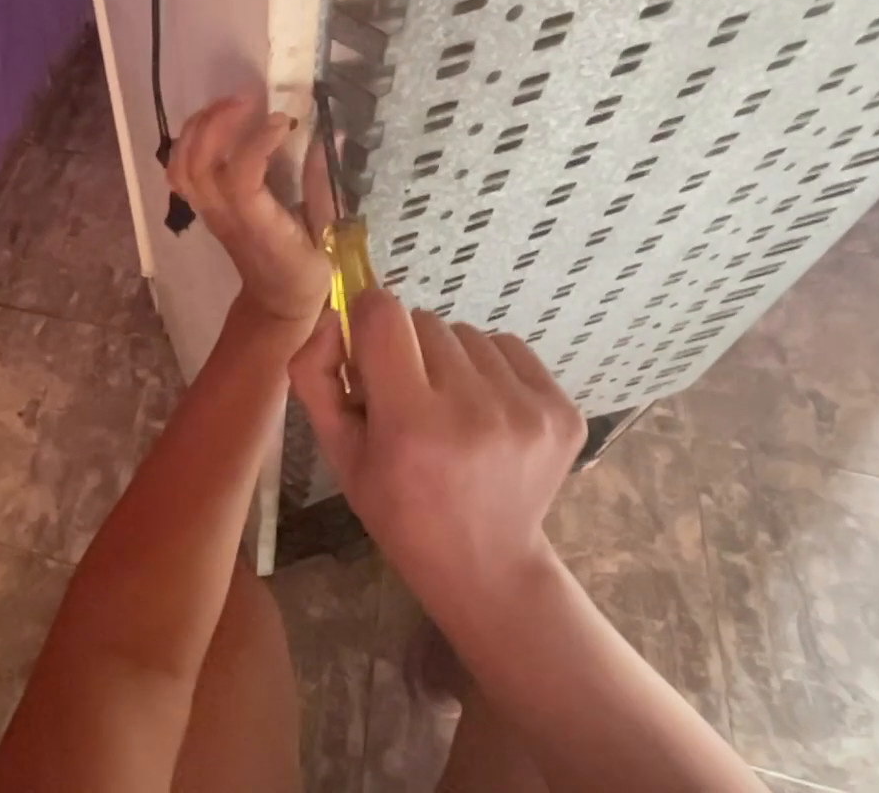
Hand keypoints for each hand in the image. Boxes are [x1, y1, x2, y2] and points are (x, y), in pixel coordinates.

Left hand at [166, 95, 330, 328]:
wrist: (274, 302)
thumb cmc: (304, 271)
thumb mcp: (327, 232)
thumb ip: (322, 184)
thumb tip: (328, 133)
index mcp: (257, 225)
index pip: (240, 178)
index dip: (256, 142)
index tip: (283, 120)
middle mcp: (223, 215)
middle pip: (198, 163)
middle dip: (218, 121)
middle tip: (249, 99)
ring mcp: (207, 211)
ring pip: (181, 163)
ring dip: (199, 126)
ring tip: (229, 106)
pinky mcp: (201, 206)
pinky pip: (179, 170)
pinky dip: (188, 142)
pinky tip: (214, 126)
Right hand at [288, 290, 584, 604]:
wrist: (484, 563)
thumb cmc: (397, 509)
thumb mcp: (338, 452)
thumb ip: (316, 376)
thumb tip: (334, 316)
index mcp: (410, 425)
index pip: (384, 315)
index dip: (366, 320)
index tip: (367, 348)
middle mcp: (474, 410)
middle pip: (424, 320)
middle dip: (405, 347)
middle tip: (405, 394)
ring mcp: (527, 410)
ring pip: (466, 333)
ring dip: (448, 358)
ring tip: (447, 407)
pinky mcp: (563, 411)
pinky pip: (508, 346)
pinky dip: (488, 367)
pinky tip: (483, 410)